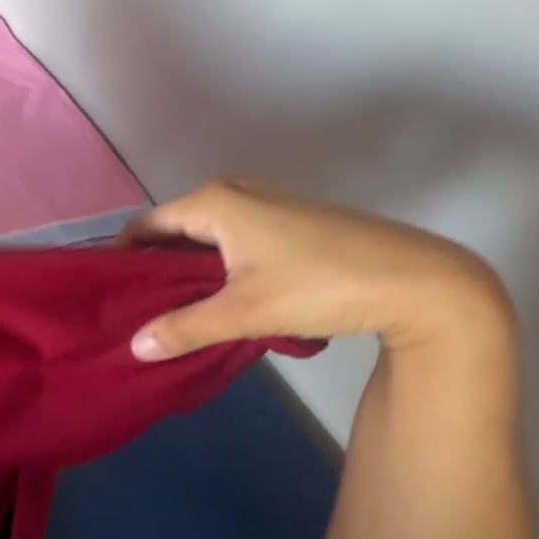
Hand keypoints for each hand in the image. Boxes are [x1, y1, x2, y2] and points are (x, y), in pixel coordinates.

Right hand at [118, 178, 513, 360]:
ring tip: (180, 303)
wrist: (426, 283)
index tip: (112, 291)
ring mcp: (270, 202)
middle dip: (155, 262)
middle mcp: (236, 190)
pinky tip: (227, 292)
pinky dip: (220, 259)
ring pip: (208, 232)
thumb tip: (134, 347)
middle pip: (175, 226)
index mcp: (215, 201)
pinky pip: (236, 234)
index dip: (124, 256)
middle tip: (142, 303)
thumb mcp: (245, 313)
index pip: (146, 224)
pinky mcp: (295, 219)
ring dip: (189, 263)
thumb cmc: (322, 286)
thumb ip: (184, 328)